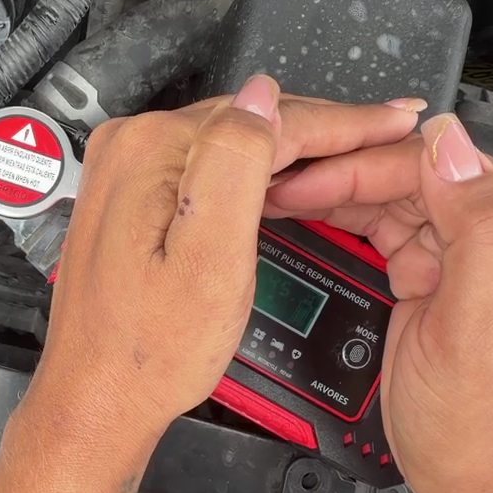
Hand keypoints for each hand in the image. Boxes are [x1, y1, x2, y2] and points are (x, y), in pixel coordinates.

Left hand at [26, 76, 423, 451]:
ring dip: (287, 149)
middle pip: (244, 125)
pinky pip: (201, 169)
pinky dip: (247, 171)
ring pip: (226, 146)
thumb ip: (236, 167)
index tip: (395, 120)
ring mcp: (122, 174)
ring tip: (350, 150)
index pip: (265, 119)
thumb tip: (261, 97)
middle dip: (319, 129)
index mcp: (150, 153)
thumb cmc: (150, 350)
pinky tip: (280, 177)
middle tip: (386, 130)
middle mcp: (127, 150)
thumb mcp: (210, 261)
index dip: (341, 123)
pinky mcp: (126, 199)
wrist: (97, 395)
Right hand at [266, 115, 492, 492]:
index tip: (307, 179)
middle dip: (344, 174)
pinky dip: (343, 216)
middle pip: (415, 174)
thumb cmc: (483, 421)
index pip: (445, 168)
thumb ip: (480, 229)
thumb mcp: (485, 329)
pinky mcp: (430, 270)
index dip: (369, 166)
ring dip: (336, 191)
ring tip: (281, 194)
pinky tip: (310, 211)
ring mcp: (465, 251)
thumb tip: (445, 144)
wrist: (469, 476)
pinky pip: (382, 225)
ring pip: (393, 195)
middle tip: (280, 184)